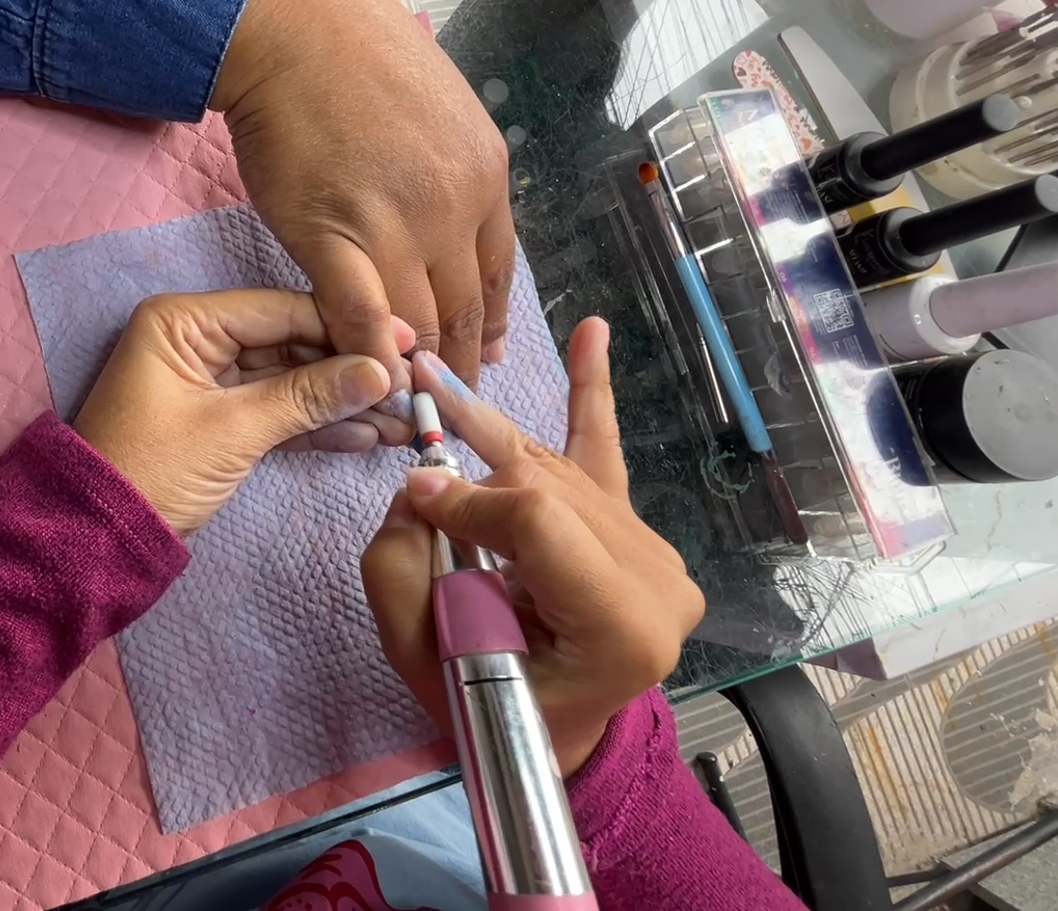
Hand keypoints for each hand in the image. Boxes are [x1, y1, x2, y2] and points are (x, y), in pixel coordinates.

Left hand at [75, 289, 413, 534]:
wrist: (100, 538)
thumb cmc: (153, 470)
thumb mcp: (233, 429)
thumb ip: (309, 396)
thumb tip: (383, 373)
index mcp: (184, 321)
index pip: (280, 310)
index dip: (346, 327)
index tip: (405, 345)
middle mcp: (197, 338)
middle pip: (290, 343)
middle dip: (349, 370)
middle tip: (412, 389)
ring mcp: (210, 378)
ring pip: (289, 379)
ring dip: (341, 401)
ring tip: (402, 421)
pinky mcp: (220, 415)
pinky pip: (275, 409)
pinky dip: (315, 424)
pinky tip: (366, 436)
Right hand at [211, 0, 513, 386]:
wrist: (296, 31)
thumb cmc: (360, 59)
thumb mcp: (439, 111)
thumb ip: (450, 175)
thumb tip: (442, 224)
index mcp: (486, 176)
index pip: (495, 274)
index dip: (486, 325)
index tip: (477, 353)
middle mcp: (455, 208)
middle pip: (461, 309)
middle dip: (455, 363)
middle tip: (445, 399)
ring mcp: (398, 226)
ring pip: (416, 323)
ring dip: (413, 370)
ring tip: (406, 404)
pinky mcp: (335, 237)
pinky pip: (359, 312)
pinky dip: (365, 351)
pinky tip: (365, 378)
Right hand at [360, 318, 704, 773]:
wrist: (554, 726)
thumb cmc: (485, 702)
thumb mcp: (419, 654)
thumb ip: (401, 568)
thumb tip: (421, 486)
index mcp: (620, 624)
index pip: (536, 520)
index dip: (467, 498)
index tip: (414, 495)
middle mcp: (655, 576)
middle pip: (544, 481)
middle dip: (470, 467)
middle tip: (417, 415)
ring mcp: (653, 547)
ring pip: (552, 462)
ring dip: (490, 430)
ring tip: (439, 380)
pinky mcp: (633, 526)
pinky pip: (602, 448)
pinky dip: (590, 388)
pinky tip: (591, 331)